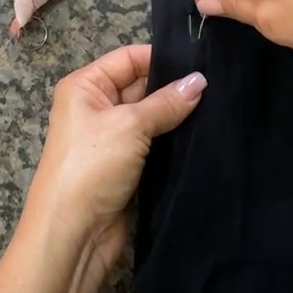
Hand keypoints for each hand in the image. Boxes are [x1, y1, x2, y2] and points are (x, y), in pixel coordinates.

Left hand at [0, 46, 204, 292]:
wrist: (73, 233)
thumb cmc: (92, 165)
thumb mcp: (129, 126)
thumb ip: (166, 103)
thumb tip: (200, 80)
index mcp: (86, 85)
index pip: (128, 58)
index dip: (162, 58)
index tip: (202, 61)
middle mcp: (96, 106)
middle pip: (140, 86)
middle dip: (174, 87)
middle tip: (218, 85)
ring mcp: (111, 138)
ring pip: (150, 117)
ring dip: (177, 116)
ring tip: (220, 107)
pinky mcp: (126, 166)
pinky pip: (153, 144)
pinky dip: (174, 141)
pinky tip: (204, 136)